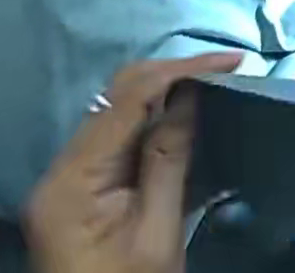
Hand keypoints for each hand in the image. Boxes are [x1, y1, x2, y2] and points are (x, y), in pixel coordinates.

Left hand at [24, 53, 242, 272]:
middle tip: (225, 69)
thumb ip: (170, 157)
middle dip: (175, 72)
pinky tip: (186, 108)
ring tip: (214, 81)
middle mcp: (62, 168)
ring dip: (167, 87)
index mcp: (73, 181)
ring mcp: (69, 175)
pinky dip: (156, 110)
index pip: (129, 99)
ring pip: (119, 104)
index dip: (182, 70)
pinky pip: (120, 127)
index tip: (232, 62)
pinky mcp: (82, 183)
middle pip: (119, 93)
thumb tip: (193, 92)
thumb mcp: (158, 230)